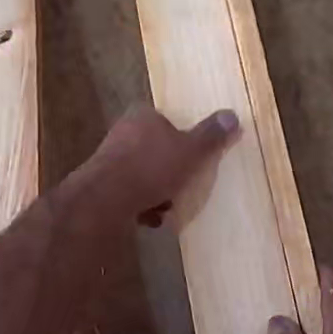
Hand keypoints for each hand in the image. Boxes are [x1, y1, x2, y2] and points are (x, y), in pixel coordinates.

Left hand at [78, 106, 239, 222]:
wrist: (106, 199)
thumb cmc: (153, 168)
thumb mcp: (192, 151)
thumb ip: (211, 136)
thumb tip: (232, 115)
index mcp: (143, 117)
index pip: (166, 122)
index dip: (182, 141)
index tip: (192, 160)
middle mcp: (122, 133)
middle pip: (155, 151)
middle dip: (170, 172)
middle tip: (182, 187)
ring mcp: (108, 160)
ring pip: (142, 174)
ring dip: (156, 192)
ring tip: (165, 207)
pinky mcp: (100, 186)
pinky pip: (128, 194)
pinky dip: (141, 205)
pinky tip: (149, 218)